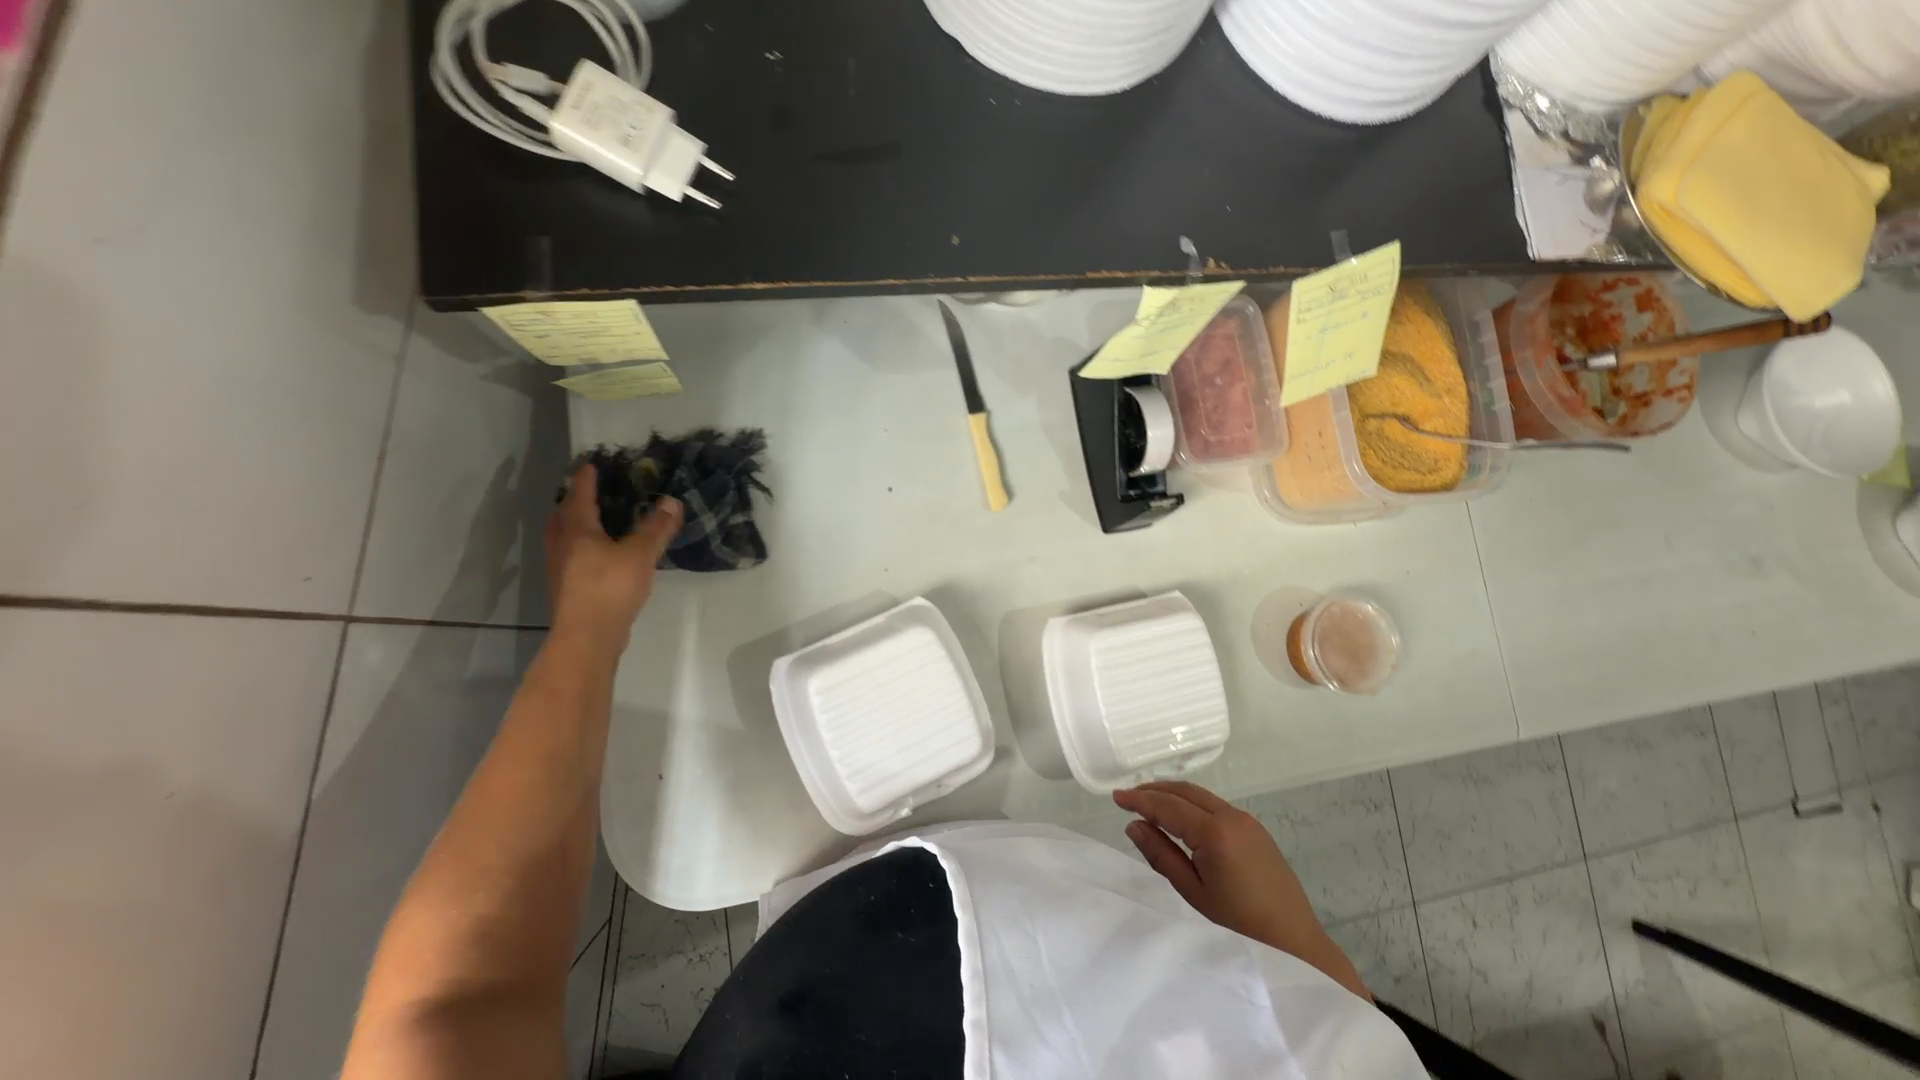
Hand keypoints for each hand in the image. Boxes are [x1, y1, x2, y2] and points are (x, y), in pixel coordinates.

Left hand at [545, 463, 681, 651]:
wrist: (588, 637)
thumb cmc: (610, 587)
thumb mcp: (641, 554)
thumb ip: (656, 528)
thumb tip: (672, 502)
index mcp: (577, 530)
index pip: (579, 496)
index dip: (586, 480)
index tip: (590, 465)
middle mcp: (562, 545)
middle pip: (562, 516)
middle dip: (572, 502)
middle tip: (585, 493)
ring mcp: (561, 570)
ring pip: (562, 539)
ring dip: (572, 526)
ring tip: (588, 522)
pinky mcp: (567, 590)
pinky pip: (570, 558)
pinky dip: (579, 549)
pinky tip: (595, 557)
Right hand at [1115, 781, 1367, 997]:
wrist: (1293, 938)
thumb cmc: (1238, 922)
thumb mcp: (1193, 891)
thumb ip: (1161, 855)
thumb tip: (1134, 826)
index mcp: (1214, 832)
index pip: (1168, 806)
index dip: (1140, 800)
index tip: (1116, 797)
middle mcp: (1231, 816)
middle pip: (1185, 792)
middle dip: (1154, 790)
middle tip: (1128, 796)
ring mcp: (1246, 819)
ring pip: (1201, 795)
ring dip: (1173, 795)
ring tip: (1148, 803)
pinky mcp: (1255, 828)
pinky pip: (1215, 805)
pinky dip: (1191, 803)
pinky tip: (1180, 816)